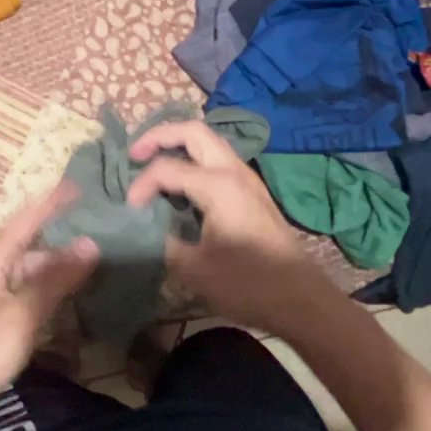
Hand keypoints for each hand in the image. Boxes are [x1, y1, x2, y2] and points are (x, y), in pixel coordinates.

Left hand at [0, 184, 99, 412]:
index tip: (77, 185)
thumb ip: (57, 278)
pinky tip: (65, 296)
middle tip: (97, 233)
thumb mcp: (25, 312)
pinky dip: (44, 287)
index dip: (52, 202)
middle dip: (61, 239)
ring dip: (55, 267)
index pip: (26, 219)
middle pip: (28, 245)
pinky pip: (21, 289)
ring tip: (90, 264)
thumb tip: (91, 244)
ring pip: (26, 269)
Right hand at [124, 121, 328, 333]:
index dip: (141, 185)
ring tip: (154, 163)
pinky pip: (218, 160)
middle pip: (193, 131)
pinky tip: (181, 183)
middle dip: (159, 136)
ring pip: (209, 142)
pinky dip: (194, 159)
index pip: (166, 169)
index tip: (129, 210)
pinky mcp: (252, 192)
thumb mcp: (194, 270)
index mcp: (217, 186)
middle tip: (134, 154)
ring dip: (179, 145)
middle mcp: (233, 171)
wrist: (300, 299)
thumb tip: (145, 229)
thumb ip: (163, 242)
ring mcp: (247, 179)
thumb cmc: (246, 284)